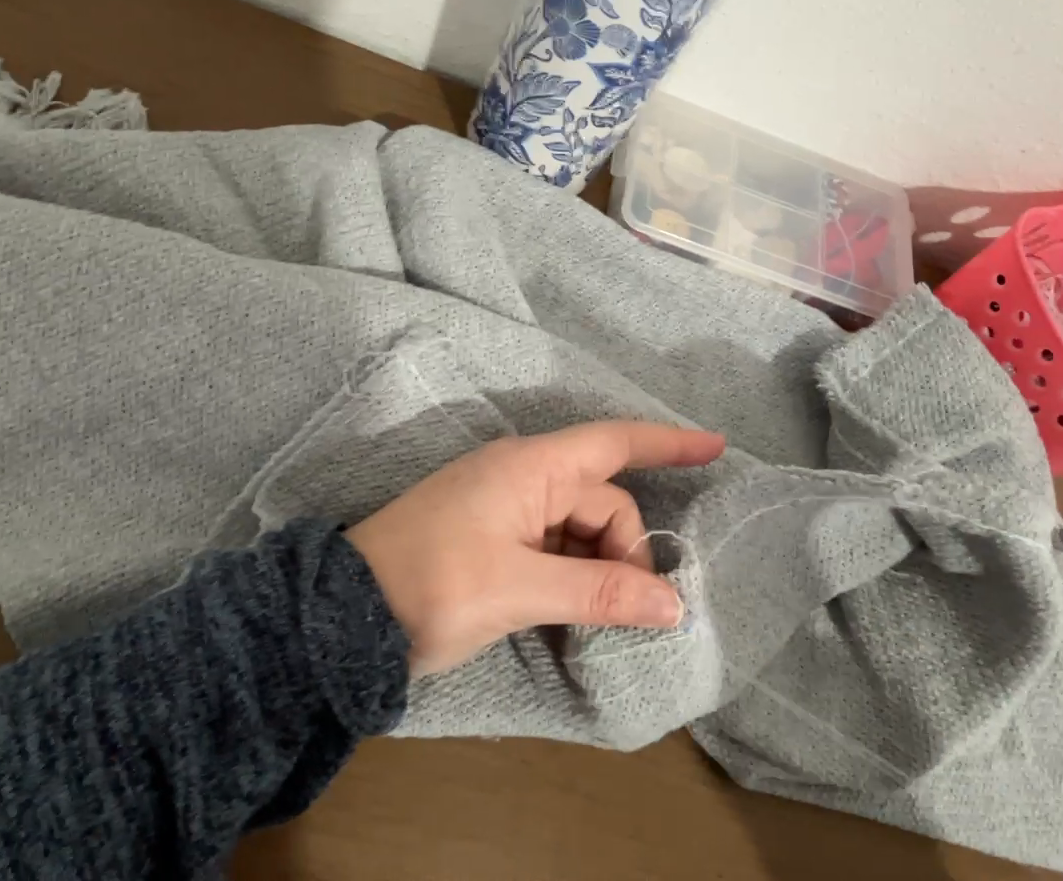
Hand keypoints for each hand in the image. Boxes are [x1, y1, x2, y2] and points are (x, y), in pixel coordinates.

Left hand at [344, 420, 725, 677]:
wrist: (345, 612)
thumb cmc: (431, 586)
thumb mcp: (519, 589)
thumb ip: (598, 591)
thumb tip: (672, 603)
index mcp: (528, 468)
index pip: (612, 443)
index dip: (665, 443)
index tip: (716, 445)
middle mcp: (519, 478)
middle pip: (600, 502)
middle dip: (624, 550)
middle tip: (624, 610)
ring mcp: (502, 509)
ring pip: (577, 530)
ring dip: (597, 569)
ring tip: (592, 619)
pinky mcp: (489, 539)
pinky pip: (549, 548)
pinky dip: (570, 577)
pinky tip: (571, 614)